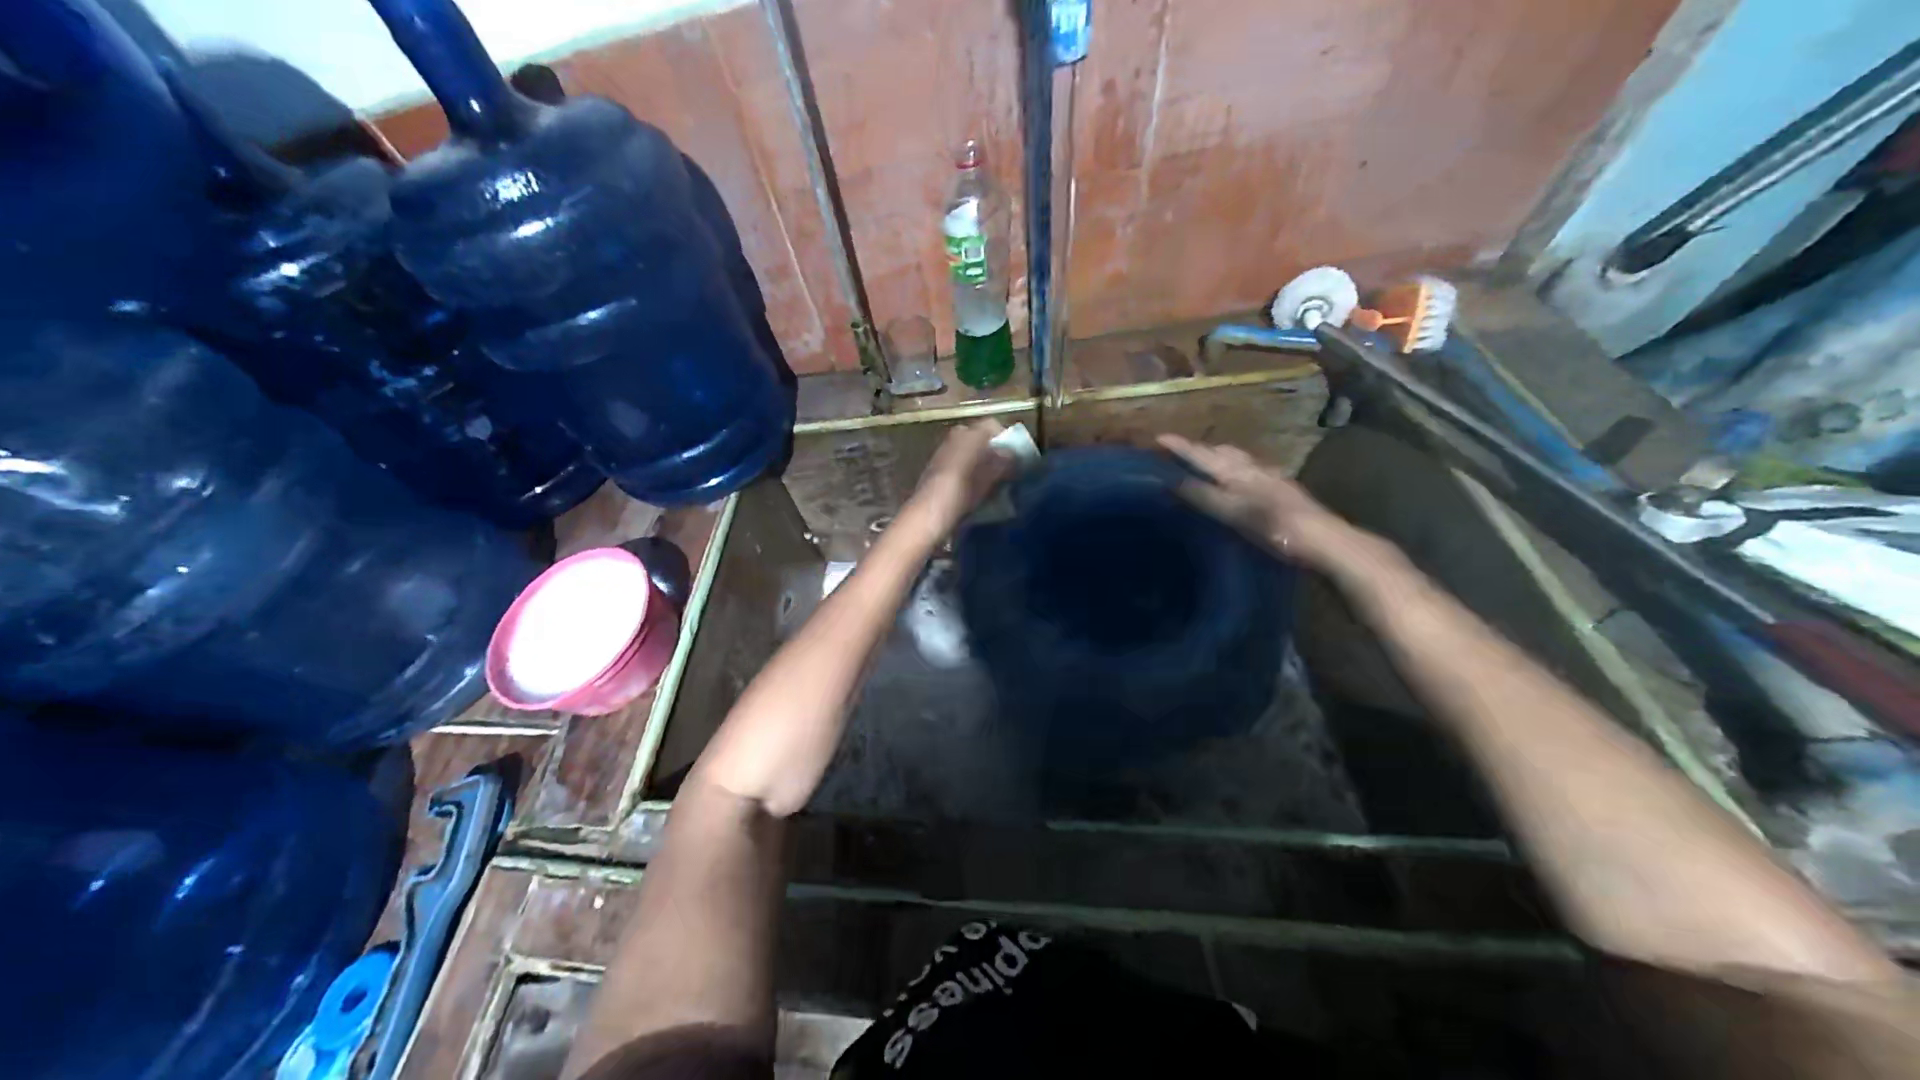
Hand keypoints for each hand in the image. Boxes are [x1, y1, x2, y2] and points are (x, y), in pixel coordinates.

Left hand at [906, 418, 1015, 533]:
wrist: (931, 511)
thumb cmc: (965, 488)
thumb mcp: (992, 475)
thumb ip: (1005, 461)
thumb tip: (1012, 455)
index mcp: (969, 432)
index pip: (993, 425)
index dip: (1006, 438)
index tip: (1015, 456)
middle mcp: (955, 436)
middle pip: (980, 439)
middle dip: (992, 452)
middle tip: (1005, 470)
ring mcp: (942, 452)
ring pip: (968, 452)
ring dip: (980, 464)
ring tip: (991, 483)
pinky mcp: (934, 469)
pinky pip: (958, 465)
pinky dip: (967, 473)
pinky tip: (974, 490)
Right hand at [1157, 434, 1360, 571]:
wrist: (1320, 537)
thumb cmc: (1270, 526)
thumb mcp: (1230, 512)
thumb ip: (1202, 495)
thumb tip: (1172, 480)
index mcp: (1235, 471)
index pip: (1200, 455)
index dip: (1179, 447)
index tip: (1158, 438)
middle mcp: (1251, 467)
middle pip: (1220, 452)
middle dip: (1199, 449)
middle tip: (1179, 452)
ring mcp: (1269, 477)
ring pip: (1238, 459)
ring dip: (1218, 457)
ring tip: (1206, 462)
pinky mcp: (1281, 489)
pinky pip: (1251, 469)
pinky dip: (1236, 469)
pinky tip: (1240, 479)